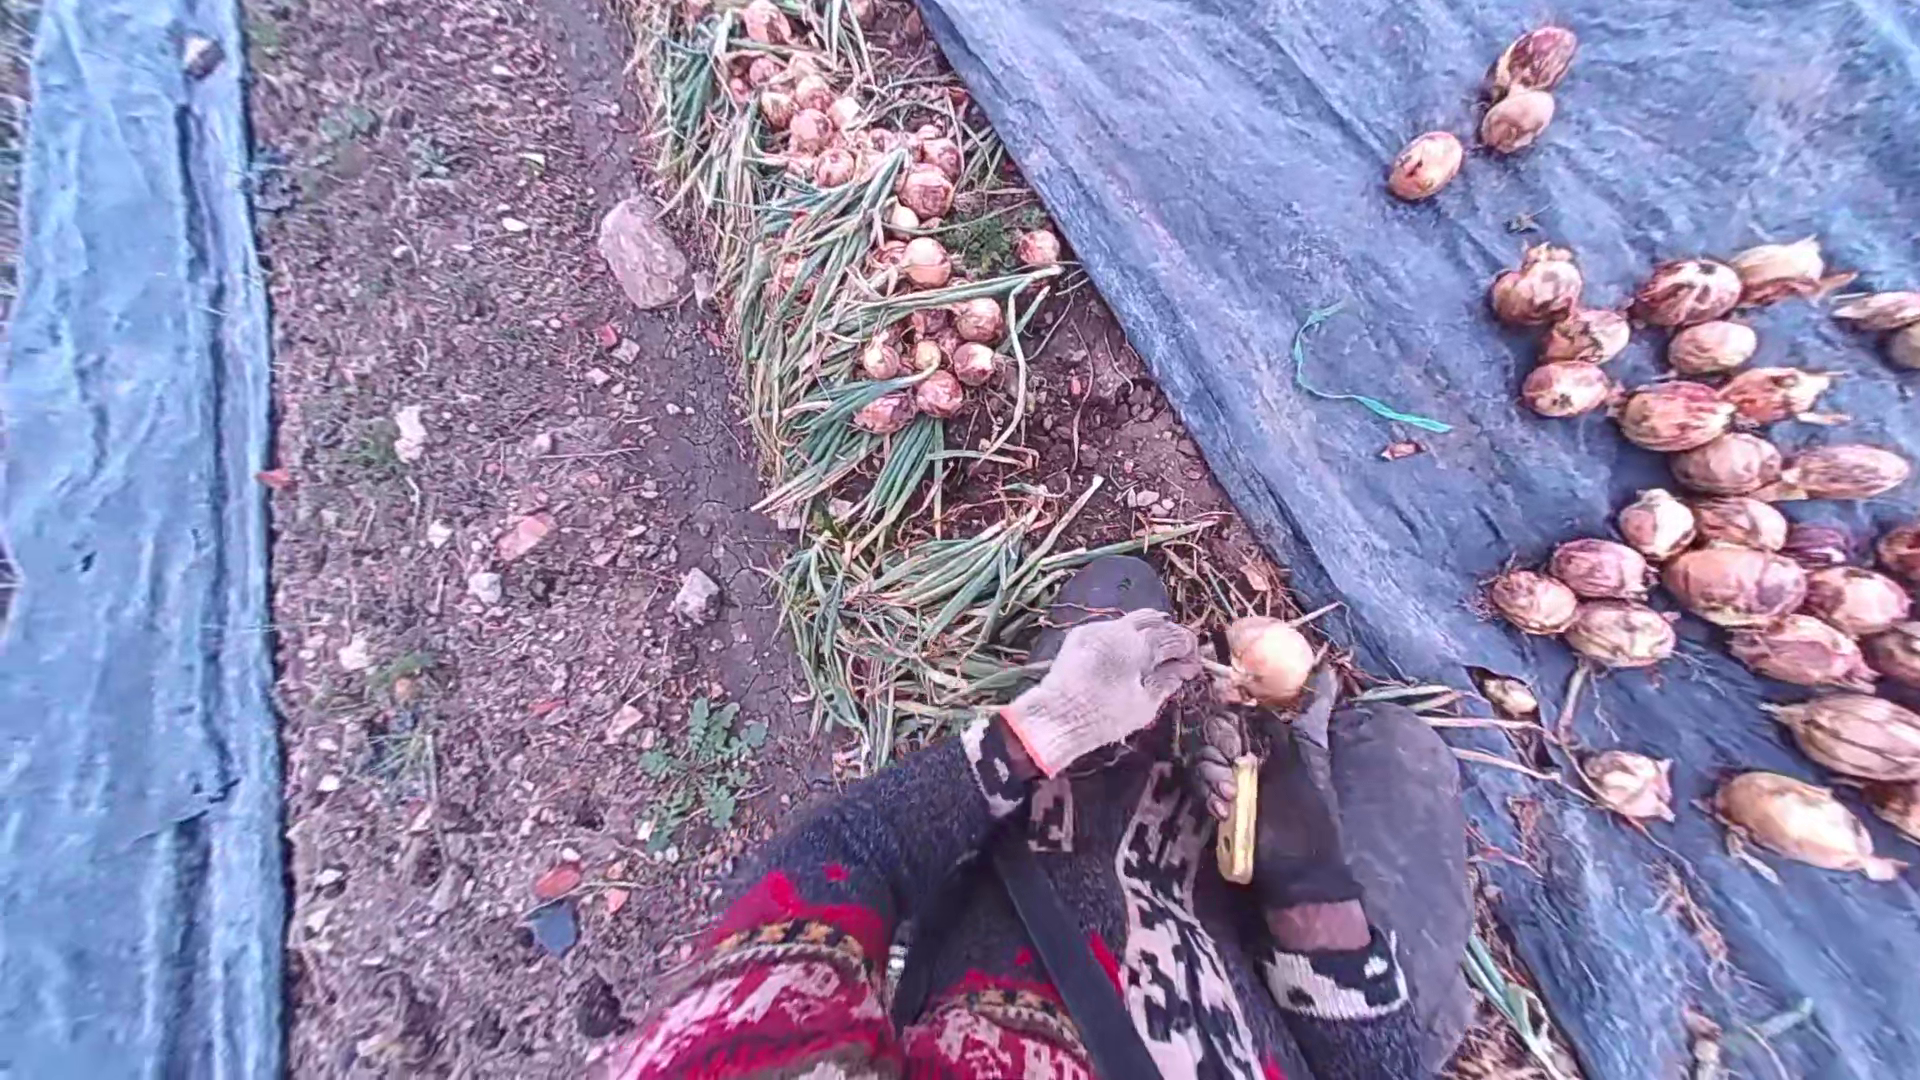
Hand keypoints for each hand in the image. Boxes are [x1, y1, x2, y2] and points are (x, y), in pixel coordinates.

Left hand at [1003, 609, 1199, 775]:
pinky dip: (1121, 638)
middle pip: (1152, 618)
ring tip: (1148, 659)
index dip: (1188, 648)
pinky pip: (1108, 629)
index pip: (1174, 635)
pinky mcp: (1079, 634)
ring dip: (1144, 634)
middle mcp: (1117, 628)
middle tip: (1173, 657)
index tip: (1192, 664)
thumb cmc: (1106, 714)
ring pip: (1129, 621)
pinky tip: (1122, 658)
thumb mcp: (1145, 703)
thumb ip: (1168, 679)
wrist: (1058, 714)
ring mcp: (1096, 628)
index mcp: (1138, 643)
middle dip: (1167, 634)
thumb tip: (1186, 667)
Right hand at [1197, 669, 1361, 910]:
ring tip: (1230, 798)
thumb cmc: (1311, 817)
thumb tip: (1327, 669)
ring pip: (1200, 756)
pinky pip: (1195, 783)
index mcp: (1265, 737)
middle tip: (1233, 768)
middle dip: (1218, 748)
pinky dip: (1206, 794)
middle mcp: (1242, 751)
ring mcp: (1225, 776)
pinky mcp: (1211, 798)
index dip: (1226, 714)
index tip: (1232, 727)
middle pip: (1211, 729)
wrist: (1299, 874)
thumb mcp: (1310, 760)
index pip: (1233, 709)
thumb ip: (1311, 715)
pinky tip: (1221, 809)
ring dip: (1212, 775)